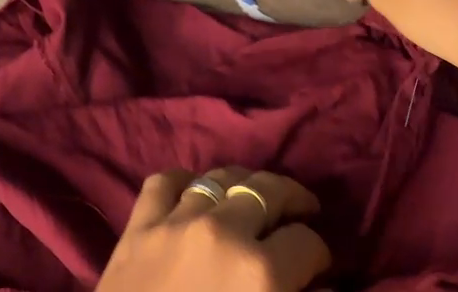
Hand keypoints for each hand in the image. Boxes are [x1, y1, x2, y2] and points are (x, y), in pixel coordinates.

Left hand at [96, 166, 331, 291]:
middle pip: (268, 190)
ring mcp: (176, 222)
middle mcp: (222, 232)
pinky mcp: (137, 227)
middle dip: (293, 198)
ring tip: (253, 197)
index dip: (319, 251)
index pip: (306, 241)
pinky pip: (165, 182)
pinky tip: (194, 192)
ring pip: (219, 177)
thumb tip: (320, 286)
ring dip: (243, 185)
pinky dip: (184, 182)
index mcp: (259, 273)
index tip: (320, 263)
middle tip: (302, 211)